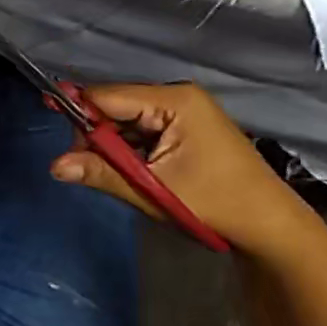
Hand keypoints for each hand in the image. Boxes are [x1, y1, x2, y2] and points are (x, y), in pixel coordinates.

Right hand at [49, 82, 311, 256]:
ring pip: (123, 120)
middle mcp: (176, 97)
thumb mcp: (152, 190)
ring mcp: (182, 111)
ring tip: (117, 174)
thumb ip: (100, 173)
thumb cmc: (216, 204)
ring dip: (112, 146)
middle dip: (96, 135)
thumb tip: (55, 166)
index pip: (107, 96)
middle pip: (113, 106)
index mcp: (174, 101)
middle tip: (87, 166)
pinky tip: (131, 170)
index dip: (77, 112)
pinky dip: (128, 150)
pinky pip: (139, 129)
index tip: (55, 130)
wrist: (271, 229)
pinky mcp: (183, 126)